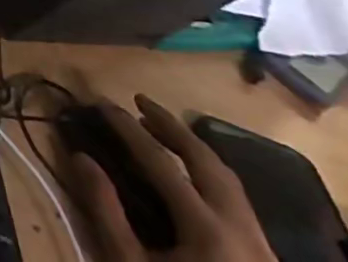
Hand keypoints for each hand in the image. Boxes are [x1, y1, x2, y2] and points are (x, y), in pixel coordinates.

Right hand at [70, 95, 275, 261]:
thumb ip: (106, 211)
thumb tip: (81, 158)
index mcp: (205, 227)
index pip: (158, 160)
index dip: (126, 127)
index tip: (102, 104)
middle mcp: (240, 228)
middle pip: (206, 161)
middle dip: (171, 126)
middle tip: (140, 101)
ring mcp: (261, 245)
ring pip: (231, 180)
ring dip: (195, 148)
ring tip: (164, 131)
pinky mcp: (266, 259)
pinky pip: (239, 201)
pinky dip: (213, 175)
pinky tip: (195, 176)